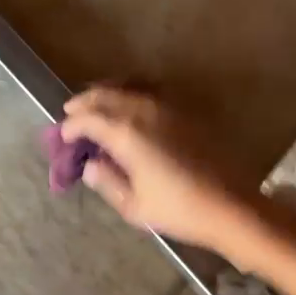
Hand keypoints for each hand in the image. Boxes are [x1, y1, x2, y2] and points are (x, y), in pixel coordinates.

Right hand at [60, 85, 257, 251]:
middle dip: (84, 103)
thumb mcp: (134, 206)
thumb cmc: (179, 209)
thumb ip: (106, 181)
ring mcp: (166, 104)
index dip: (71, 126)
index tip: (63, 136)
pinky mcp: (185, 108)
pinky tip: (130, 103)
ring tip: (96, 103)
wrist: (232, 205)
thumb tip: (89, 165)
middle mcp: (143, 109)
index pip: (88, 119)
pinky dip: (131, 91)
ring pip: (127, 85)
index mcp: (125, 132)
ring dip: (106, 92)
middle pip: (104, 94)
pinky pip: (149, 88)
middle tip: (71, 112)